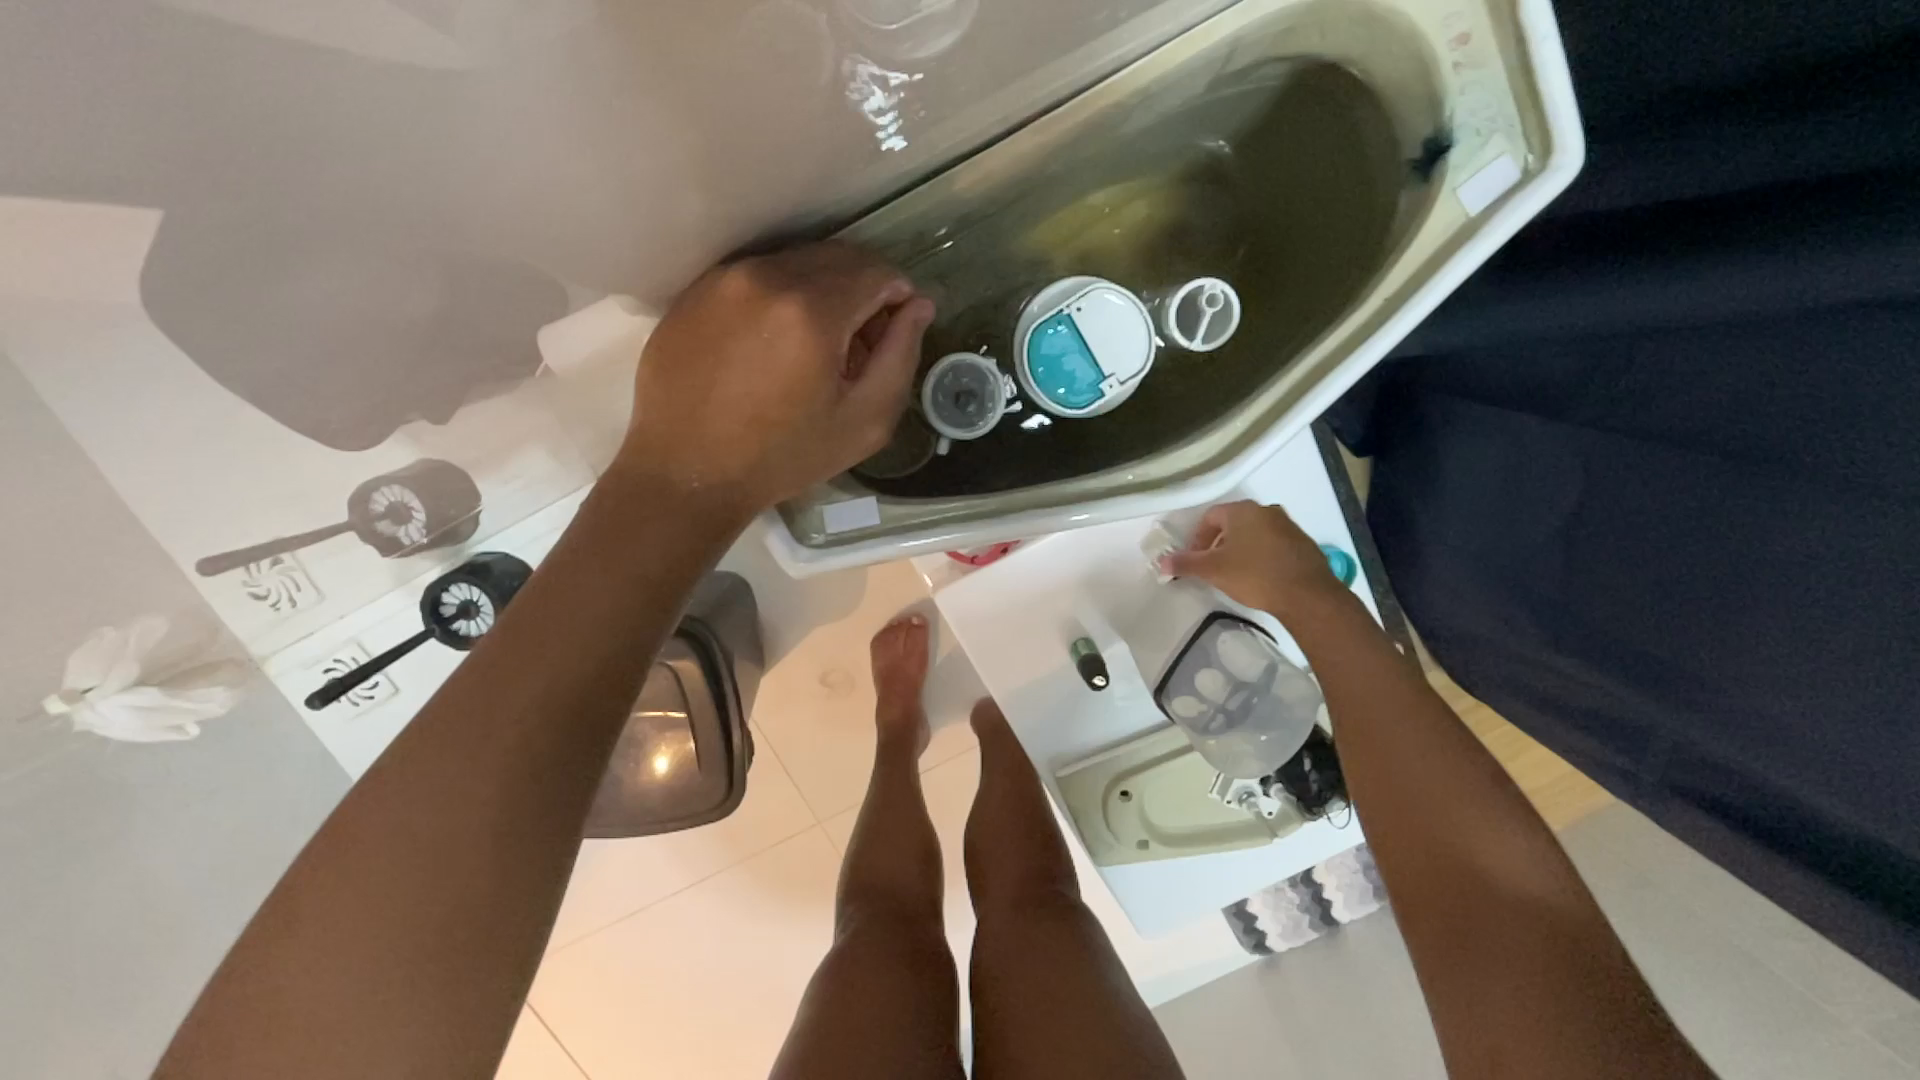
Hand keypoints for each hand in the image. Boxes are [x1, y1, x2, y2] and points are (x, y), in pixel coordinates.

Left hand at [615, 242, 934, 517]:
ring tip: (813, 346)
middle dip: (861, 290)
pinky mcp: (695, 292)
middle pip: (836, 258)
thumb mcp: (864, 421)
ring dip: (820, 291)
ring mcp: (724, 280)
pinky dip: (778, 297)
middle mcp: (767, 277)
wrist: (686, 472)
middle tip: (858, 343)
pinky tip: (771, 345)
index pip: (876, 272)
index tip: (892, 331)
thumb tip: (919, 306)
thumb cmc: (782, 457)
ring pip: (794, 263)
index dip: (897, 297)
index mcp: (813, 310)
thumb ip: (900, 356)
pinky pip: (755, 277)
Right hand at [1160, 500, 1344, 617]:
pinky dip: (1261, 556)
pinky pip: (1273, 544)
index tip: (1195, 560)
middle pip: (1233, 523)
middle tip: (1212, 567)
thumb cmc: (1254, 575)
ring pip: (1254, 534)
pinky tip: (1260, 577)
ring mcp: (1288, 526)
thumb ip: (1185, 564)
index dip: (1197, 538)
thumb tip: (1161, 562)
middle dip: (1218, 544)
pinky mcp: (1303, 544)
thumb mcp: (1213, 570)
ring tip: (1235, 574)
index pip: (1210, 516)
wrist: (1306, 594)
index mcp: (1243, 511)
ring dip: (1240, 549)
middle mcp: (1267, 511)